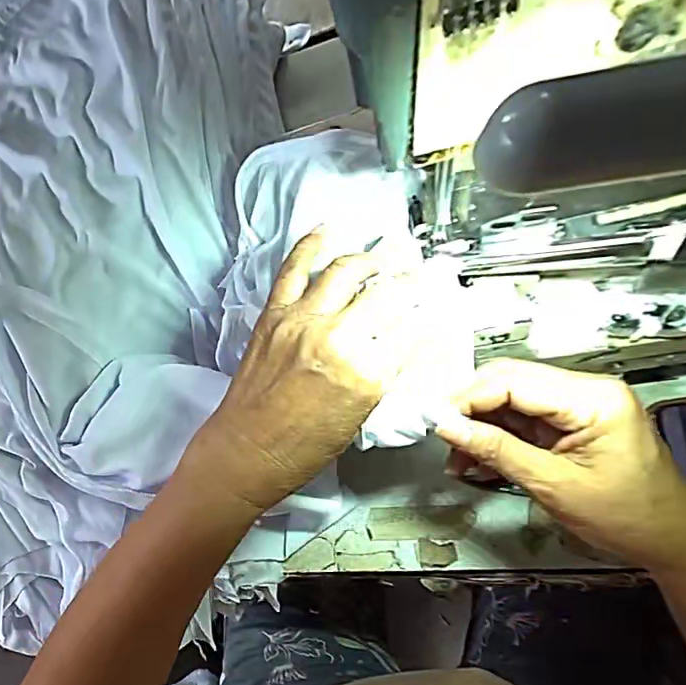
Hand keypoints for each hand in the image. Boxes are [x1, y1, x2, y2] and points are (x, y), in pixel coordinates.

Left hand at [181, 229, 426, 512]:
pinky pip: (294, 270)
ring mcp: (301, 322)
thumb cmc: (299, 448)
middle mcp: (335, 340)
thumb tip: (403, 346)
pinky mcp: (274, 317)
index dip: (431, 311)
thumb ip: (382, 376)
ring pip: (346, 270)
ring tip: (384, 254)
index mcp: (365, 374)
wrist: (246, 452)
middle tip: (421, 272)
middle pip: (388, 292)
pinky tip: (326, 231)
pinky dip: (310, 246)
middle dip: (412, 279)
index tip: (439, 301)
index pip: (413, 327)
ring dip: (371, 258)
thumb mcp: (358, 418)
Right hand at [433, 358, 685, 571]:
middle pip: (509, 382)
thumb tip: (448, 427)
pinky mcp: (569, 422)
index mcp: (593, 398)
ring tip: (458, 460)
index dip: (468, 400)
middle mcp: (586, 390)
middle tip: (442, 439)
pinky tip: (477, 460)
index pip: (513, 382)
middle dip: (469, 409)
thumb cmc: (626, 515)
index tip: (436, 423)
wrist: (668, 538)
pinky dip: (495, 438)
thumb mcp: (553, 484)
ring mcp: (577, 405)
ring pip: (509, 400)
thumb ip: (497, 450)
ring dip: (479, 427)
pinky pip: (520, 420)